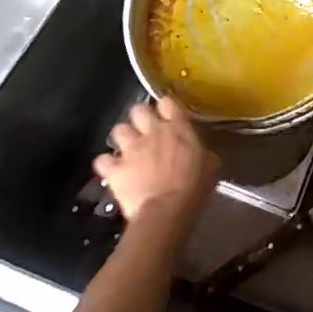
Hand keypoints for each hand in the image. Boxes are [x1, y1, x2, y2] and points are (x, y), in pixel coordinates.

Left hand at [95, 97, 219, 226]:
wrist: (167, 209)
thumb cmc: (195, 186)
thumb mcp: (210, 164)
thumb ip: (200, 152)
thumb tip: (199, 154)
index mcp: (178, 128)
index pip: (168, 103)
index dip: (166, 106)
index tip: (168, 113)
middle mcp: (152, 132)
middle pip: (138, 110)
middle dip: (141, 117)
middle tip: (146, 129)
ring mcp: (130, 150)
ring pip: (118, 130)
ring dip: (124, 137)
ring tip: (129, 147)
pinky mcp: (114, 170)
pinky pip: (102, 160)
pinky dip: (107, 163)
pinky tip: (113, 169)